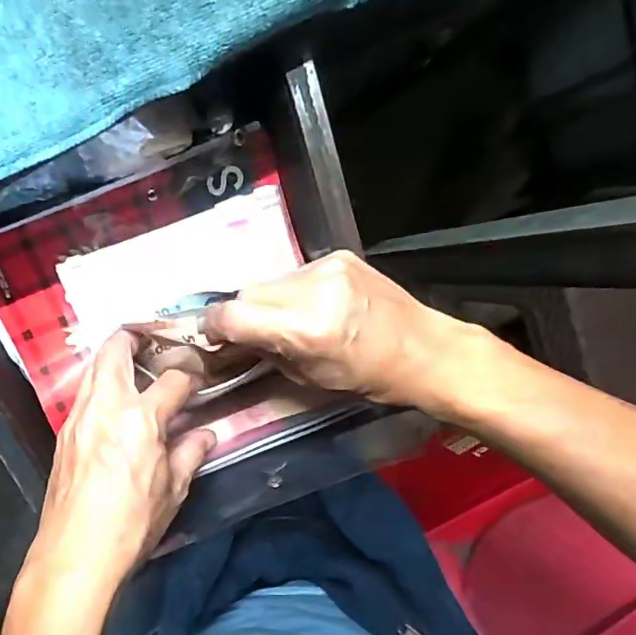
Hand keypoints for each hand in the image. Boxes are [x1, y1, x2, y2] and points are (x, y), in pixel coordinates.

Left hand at [24, 331, 215, 592]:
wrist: (75, 553)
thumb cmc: (132, 523)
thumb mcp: (173, 490)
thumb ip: (189, 454)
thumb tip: (205, 435)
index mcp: (139, 418)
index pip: (173, 380)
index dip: (190, 376)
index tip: (199, 382)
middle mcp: (104, 407)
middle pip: (116, 350)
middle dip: (136, 337)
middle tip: (156, 341)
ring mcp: (77, 418)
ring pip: (94, 371)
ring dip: (115, 361)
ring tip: (138, 371)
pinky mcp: (63, 435)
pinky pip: (85, 396)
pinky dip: (103, 388)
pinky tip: (117, 408)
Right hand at [202, 251, 471, 406]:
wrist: (423, 349)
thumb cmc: (369, 378)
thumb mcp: (311, 378)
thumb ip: (269, 352)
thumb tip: (238, 338)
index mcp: (307, 328)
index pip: (234, 314)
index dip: (214, 327)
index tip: (212, 337)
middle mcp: (314, 289)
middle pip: (249, 292)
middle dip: (244, 314)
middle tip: (253, 334)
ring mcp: (328, 267)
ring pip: (272, 280)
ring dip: (270, 301)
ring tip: (292, 321)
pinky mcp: (339, 256)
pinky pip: (297, 272)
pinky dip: (294, 290)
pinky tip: (316, 306)